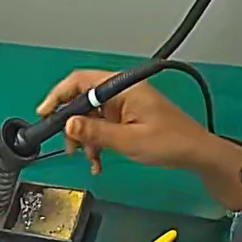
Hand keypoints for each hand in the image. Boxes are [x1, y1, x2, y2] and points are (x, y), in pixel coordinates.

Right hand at [36, 70, 241, 208]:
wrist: (196, 154)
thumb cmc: (172, 142)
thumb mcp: (129, 141)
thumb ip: (96, 132)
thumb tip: (69, 124)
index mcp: (123, 88)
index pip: (81, 81)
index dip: (59, 96)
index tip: (45, 113)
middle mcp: (122, 92)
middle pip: (83, 100)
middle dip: (72, 124)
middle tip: (68, 145)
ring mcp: (125, 106)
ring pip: (91, 117)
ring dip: (84, 138)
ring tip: (86, 157)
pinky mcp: (128, 119)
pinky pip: (103, 127)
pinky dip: (96, 142)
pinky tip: (98, 160)